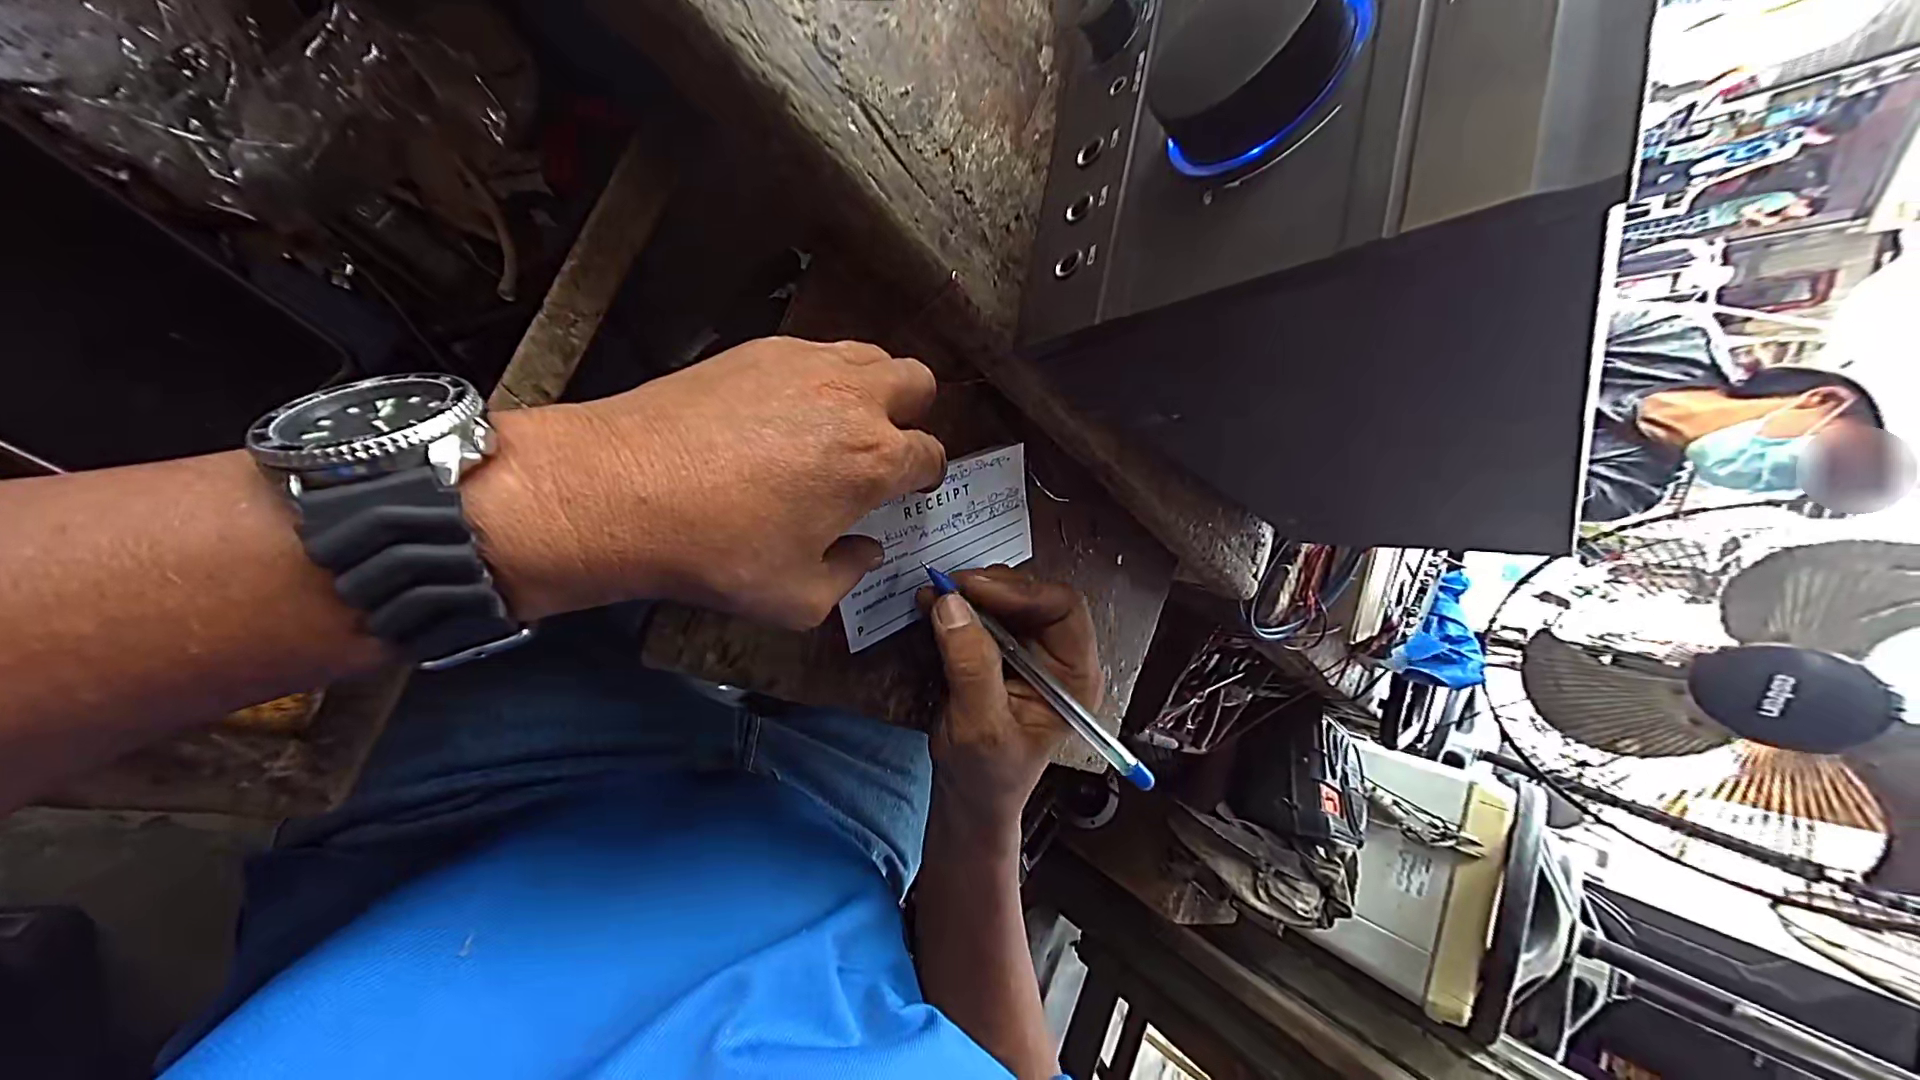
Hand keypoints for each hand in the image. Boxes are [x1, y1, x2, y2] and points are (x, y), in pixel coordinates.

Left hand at [473, 337, 944, 627]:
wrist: (619, 492)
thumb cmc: (719, 552)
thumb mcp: (798, 598)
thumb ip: (850, 574)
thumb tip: (865, 550)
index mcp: (873, 461)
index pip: (929, 455)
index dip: (925, 476)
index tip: (908, 489)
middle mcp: (852, 400)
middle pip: (918, 382)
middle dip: (913, 415)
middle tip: (883, 448)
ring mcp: (805, 364)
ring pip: (872, 355)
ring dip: (874, 388)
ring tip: (843, 422)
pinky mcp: (759, 348)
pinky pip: (817, 351)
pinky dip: (823, 376)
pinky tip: (789, 408)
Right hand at [916, 566, 1101, 826]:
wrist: (970, 794)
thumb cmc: (988, 775)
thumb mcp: (981, 727)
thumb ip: (971, 667)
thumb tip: (952, 607)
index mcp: (1074, 675)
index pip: (1064, 610)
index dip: (1021, 593)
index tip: (974, 590)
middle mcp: (1057, 656)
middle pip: (1035, 596)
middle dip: (992, 588)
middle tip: (948, 587)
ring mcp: (1028, 650)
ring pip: (1007, 599)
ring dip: (972, 593)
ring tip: (936, 595)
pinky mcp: (1000, 649)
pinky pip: (983, 612)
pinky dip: (958, 605)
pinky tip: (932, 605)